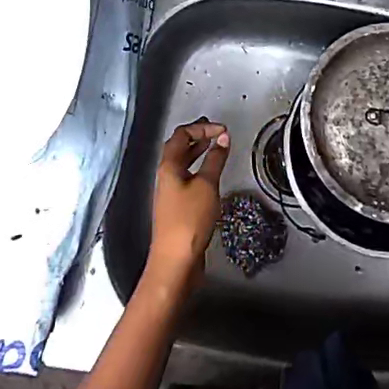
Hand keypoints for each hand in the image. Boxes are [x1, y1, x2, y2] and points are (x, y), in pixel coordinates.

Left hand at [148, 118, 228, 286]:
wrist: (175, 261)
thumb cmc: (190, 220)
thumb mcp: (206, 185)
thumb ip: (215, 160)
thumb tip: (223, 138)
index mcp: (169, 165)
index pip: (181, 134)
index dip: (201, 127)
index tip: (222, 130)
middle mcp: (166, 175)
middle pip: (179, 146)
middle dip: (199, 136)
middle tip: (219, 133)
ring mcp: (170, 192)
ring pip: (183, 163)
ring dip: (199, 152)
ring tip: (217, 148)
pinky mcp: (177, 206)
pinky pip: (187, 177)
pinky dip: (200, 169)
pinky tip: (212, 175)